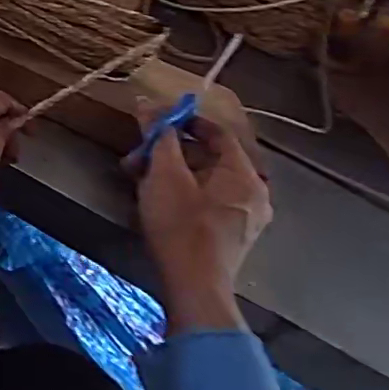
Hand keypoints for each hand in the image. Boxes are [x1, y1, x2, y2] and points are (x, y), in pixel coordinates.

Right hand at [134, 105, 270, 334]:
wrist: (193, 286)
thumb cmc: (181, 224)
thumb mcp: (163, 172)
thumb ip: (159, 135)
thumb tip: (148, 104)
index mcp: (244, 175)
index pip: (218, 132)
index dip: (185, 119)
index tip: (154, 118)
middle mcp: (253, 193)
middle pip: (208, 155)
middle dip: (168, 148)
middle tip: (137, 151)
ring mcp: (243, 216)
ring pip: (203, 177)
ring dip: (167, 169)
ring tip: (136, 175)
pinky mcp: (228, 232)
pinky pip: (204, 196)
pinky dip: (178, 188)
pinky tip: (151, 195)